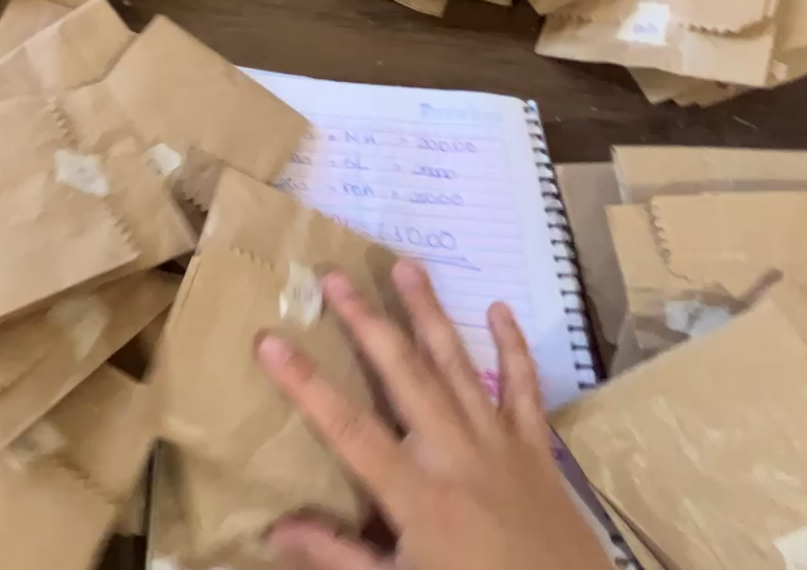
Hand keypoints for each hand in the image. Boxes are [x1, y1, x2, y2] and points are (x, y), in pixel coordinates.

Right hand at [257, 261, 611, 569]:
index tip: (269, 341)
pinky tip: (500, 310)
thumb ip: (338, 556)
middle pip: (405, 376)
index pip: (347, 428)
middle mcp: (457, 457)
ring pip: (458, 367)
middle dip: (367, 322)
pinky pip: (525, 392)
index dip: (305, 384)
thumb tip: (273, 533)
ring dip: (429, 314)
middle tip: (336, 276)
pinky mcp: (537, 452)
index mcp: (419, 496)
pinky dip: (514, 350)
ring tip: (407, 267)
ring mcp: (501, 447)